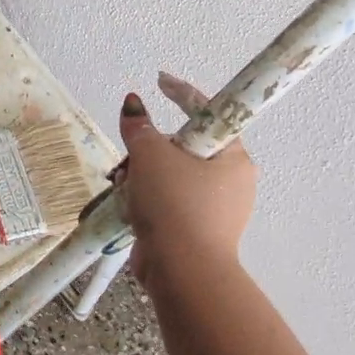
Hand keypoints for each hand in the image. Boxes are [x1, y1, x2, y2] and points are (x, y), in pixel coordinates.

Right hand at [118, 72, 258, 293]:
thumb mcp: (151, 156)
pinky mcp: (196, 230)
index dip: (182, 93)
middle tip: (129, 155)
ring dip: (141, 174)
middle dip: (149, 148)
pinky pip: (167, 200)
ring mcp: (214, 208)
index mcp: (232, 158)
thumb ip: (140, 127)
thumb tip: (133, 104)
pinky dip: (145, 198)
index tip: (159, 82)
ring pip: (170, 174)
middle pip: (183, 146)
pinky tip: (127, 204)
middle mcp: (230, 181)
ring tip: (122, 185)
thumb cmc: (175, 205)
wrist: (182, 272)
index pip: (209, 112)